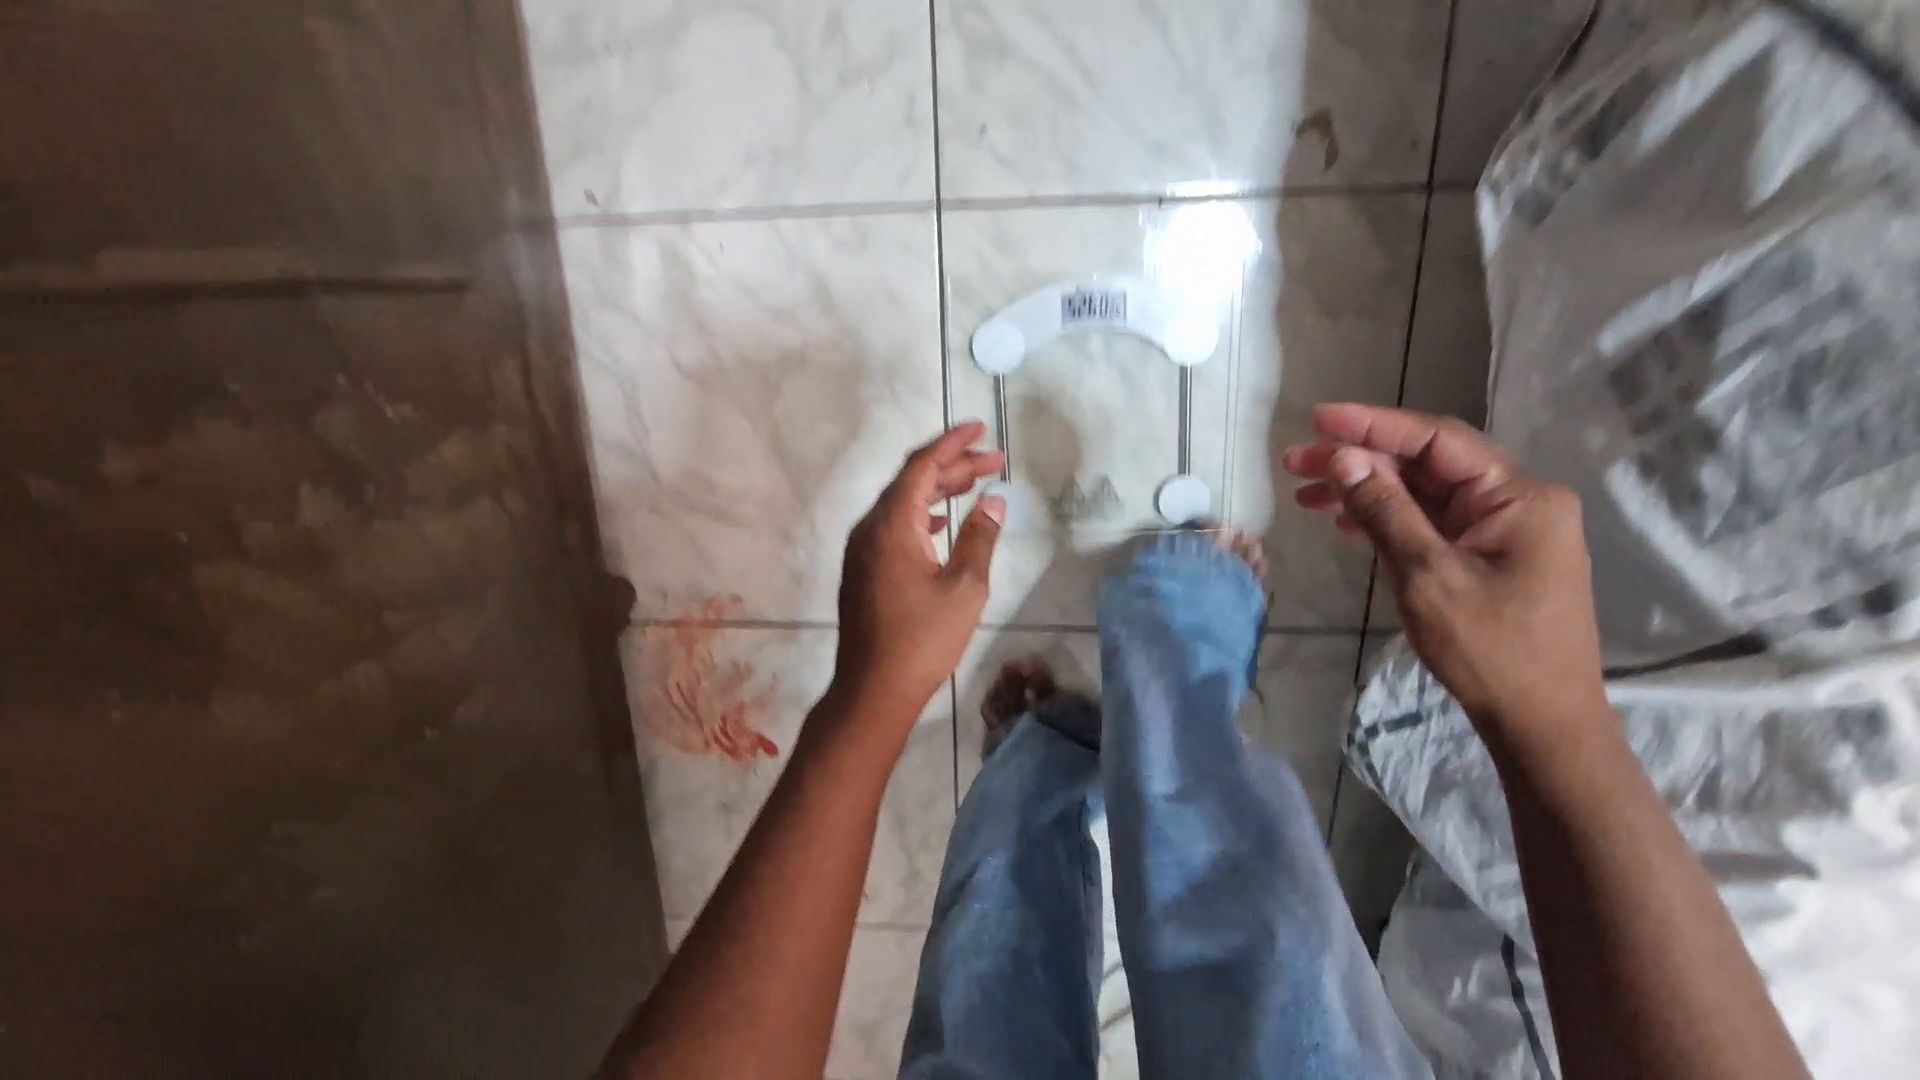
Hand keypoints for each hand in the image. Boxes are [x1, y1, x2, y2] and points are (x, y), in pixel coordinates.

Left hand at [831, 422, 1006, 730]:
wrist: (873, 690)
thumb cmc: (922, 640)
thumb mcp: (964, 588)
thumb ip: (979, 537)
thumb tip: (994, 501)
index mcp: (891, 525)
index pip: (922, 467)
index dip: (952, 444)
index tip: (981, 429)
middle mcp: (870, 530)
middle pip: (911, 482)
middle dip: (953, 466)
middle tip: (994, 461)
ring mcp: (862, 551)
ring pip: (902, 505)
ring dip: (938, 491)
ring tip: (976, 484)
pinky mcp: (864, 571)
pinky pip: (893, 527)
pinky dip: (922, 516)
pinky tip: (942, 523)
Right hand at [1284, 404, 1607, 753]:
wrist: (1540, 722)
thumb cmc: (1491, 650)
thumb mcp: (1428, 576)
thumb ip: (1386, 511)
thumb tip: (1344, 458)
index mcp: (1518, 496)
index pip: (1436, 440)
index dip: (1373, 425)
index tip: (1319, 419)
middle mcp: (1515, 502)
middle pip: (1426, 464)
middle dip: (1359, 460)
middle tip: (1295, 463)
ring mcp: (1502, 530)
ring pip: (1423, 493)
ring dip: (1366, 490)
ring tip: (1305, 494)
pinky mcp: (1487, 557)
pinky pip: (1430, 523)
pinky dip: (1386, 518)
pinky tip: (1345, 522)